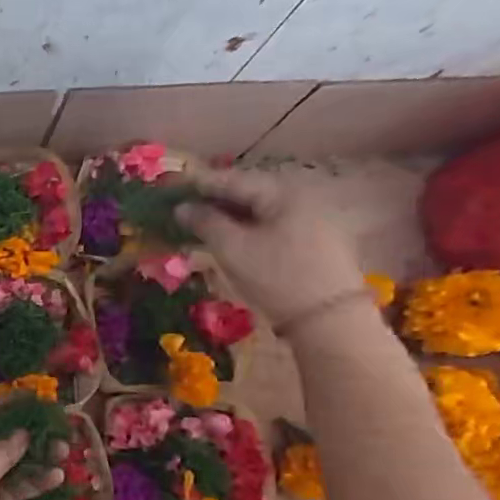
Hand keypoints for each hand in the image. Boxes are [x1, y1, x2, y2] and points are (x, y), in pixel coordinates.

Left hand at [0, 400, 65, 499]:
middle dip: (26, 434)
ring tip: (65, 451)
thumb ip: (1, 451)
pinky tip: (55, 478)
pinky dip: (30, 484)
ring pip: (7, 466)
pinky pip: (10, 490)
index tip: (32, 399)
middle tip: (58, 427)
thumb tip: (24, 433)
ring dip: (34, 460)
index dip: (4, 407)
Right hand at [175, 167, 366, 327]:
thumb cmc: (276, 277)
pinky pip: (269, 226)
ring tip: (199, 224)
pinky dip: (244, 229)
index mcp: (283, 193)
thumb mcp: (233, 249)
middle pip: (248, 193)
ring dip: (227, 217)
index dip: (199, 182)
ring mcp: (310, 221)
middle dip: (213, 199)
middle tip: (182, 205)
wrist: (327, 319)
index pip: (233, 180)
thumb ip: (205, 223)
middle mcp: (300, 199)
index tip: (171, 185)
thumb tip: (182, 208)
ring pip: (258, 212)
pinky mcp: (312, 243)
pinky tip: (226, 239)